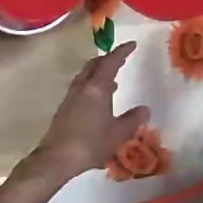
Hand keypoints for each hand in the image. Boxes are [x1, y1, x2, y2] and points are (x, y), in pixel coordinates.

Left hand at [22, 42, 150, 182]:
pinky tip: (99, 100)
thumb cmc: (91, 143)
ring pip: (85, 76)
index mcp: (96, 88)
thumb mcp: (118, 133)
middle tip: (121, 59)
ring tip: (113, 81)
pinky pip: (81, 88)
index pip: (110, 62)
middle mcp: (82, 87)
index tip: (132, 45)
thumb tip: (144, 109)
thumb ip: (133, 119)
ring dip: (99, 73)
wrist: (57, 158)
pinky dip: (92, 86)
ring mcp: (70, 97)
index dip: (121, 52)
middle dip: (108, 59)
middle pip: (94, 65)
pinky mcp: (64, 108)